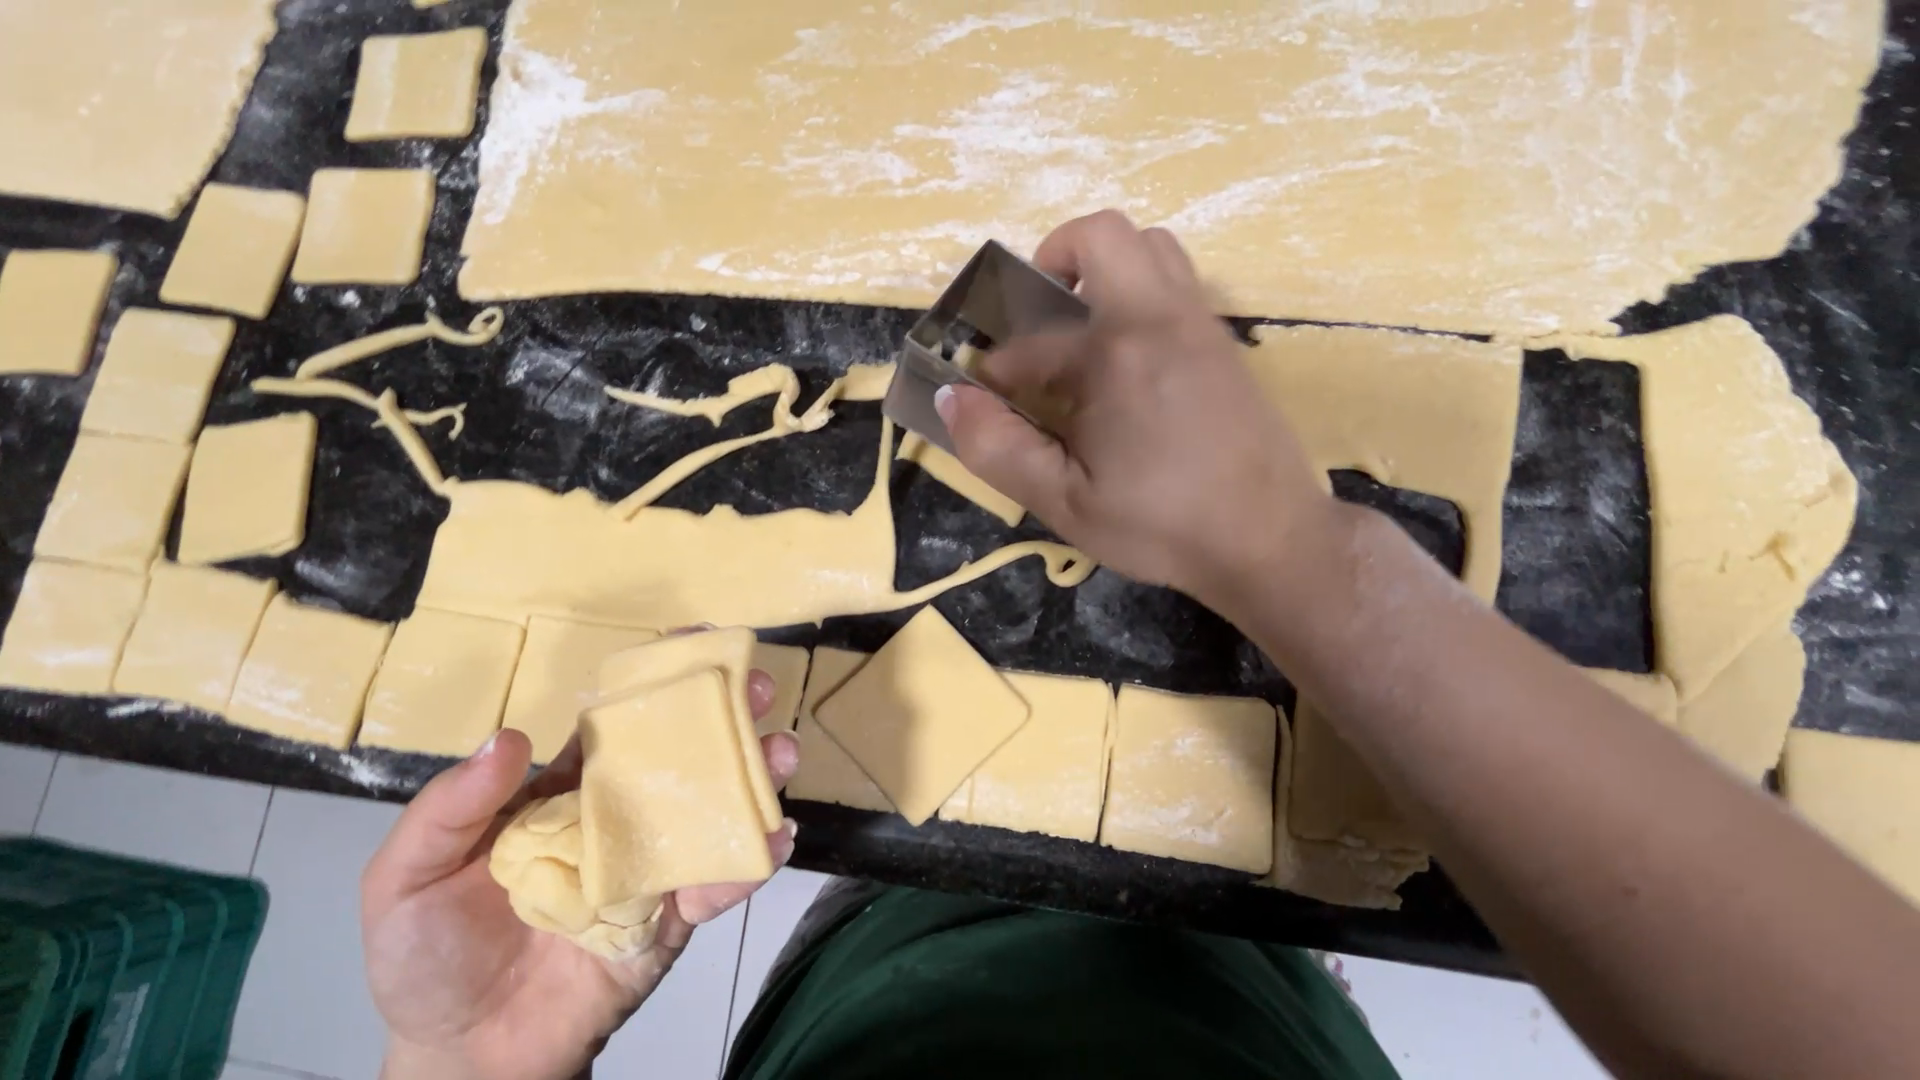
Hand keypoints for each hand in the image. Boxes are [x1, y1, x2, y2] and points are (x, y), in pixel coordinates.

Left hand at [362, 672, 799, 1079]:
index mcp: (567, 792)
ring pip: (713, 811)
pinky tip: (772, 839)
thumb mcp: (407, 878)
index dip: (656, 681)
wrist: (467, 1055)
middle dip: (725, 718)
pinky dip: (749, 862)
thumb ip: (450, 809)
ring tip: (780, 755)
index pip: (617, 723)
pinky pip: (717, 885)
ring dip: (754, 778)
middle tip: (756, 690)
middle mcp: (622, 816)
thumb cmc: (429, 955)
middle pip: (681, 757)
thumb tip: (511, 736)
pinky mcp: (672, 919)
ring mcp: (653, 865)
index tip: (696, 640)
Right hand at [936, 210, 1331, 605]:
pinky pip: (1179, 287)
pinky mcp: (1227, 346)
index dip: (999, 368)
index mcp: (1117, 352)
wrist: (1271, 540)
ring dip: (1106, 272)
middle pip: (1108, 236)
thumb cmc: (1163, 524)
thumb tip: (952, 398)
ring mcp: (1202, 326)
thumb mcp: (1064, 501)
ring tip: (1082, 334)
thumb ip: (997, 448)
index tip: (987, 395)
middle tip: (1039, 317)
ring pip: (1153, 251)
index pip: (1035, 343)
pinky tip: (1127, 367)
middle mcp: (1163, 318)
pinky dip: (1141, 298)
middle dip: (1059, 258)